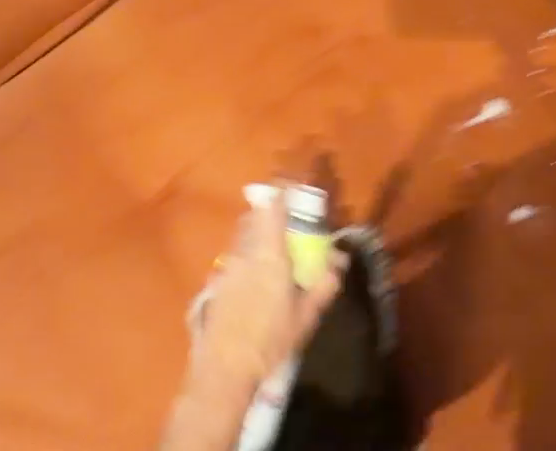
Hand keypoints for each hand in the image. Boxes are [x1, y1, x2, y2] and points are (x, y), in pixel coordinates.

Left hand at [193, 187, 344, 391]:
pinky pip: (233, 258)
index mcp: (269, 253)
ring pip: (241, 237)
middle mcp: (244, 252)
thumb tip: (340, 259)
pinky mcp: (214, 285)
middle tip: (287, 220)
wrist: (223, 372)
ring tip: (272, 249)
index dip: (282, 190)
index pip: (273, 206)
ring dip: (256, 234)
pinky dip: (245, 257)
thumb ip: (325, 283)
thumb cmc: (270, 340)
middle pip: (254, 217)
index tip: (293, 183)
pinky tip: (254, 280)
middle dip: (270, 212)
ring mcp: (226, 268)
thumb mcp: (307, 315)